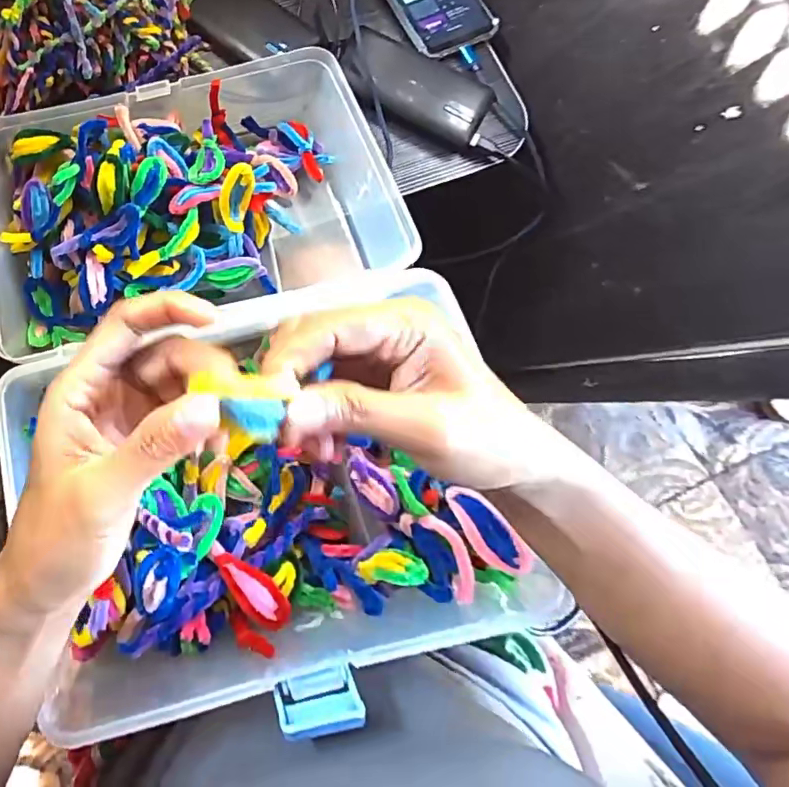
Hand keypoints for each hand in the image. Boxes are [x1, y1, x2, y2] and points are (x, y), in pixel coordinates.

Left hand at [0, 293, 243, 618]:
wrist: (46, 584)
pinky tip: (218, 446)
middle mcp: (104, 390)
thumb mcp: (102, 492)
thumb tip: (210, 405)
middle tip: (237, 402)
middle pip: (160, 353)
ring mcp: (125, 413)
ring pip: (176, 382)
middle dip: (201, 368)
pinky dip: (204, 422)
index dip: (166, 310)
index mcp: (79, 387)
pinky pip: (181, 414)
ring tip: (233, 429)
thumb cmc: (57, 538)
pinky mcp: (142, 438)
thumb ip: (153, 446)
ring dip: (208, 397)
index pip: (123, 326)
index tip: (215, 319)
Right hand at [258, 298, 587, 492]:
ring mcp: (372, 351)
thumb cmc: (488, 441)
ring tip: (314, 451)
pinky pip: (321, 389)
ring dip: (301, 408)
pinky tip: (327, 449)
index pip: (327, 325)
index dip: (289, 359)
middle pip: (309, 340)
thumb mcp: (424, 428)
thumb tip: (288, 413)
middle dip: (291, 386)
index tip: (267, 403)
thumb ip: (354, 412)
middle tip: (285, 433)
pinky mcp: (366, 377)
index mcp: (403, 321)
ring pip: (309, 367)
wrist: (521, 468)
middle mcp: (381, 326)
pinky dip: (315, 419)